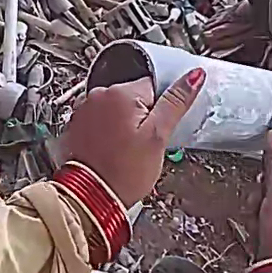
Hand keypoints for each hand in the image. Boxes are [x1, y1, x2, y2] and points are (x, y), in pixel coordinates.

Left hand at [58, 70, 205, 205]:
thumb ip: (175, 102)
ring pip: (117, 108)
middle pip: (134, 96)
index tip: (159, 127)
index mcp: (119, 93)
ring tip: (127, 148)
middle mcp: (97, 95)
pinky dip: (110, 130)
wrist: (92, 195)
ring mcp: (84, 109)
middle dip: (144, 116)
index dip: (162, 108)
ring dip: (126, 123)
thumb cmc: (124, 171)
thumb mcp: (158, 135)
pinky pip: (101, 119)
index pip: (153, 85)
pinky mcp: (78, 124)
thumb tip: (193, 77)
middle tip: (145, 142)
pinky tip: (114, 148)